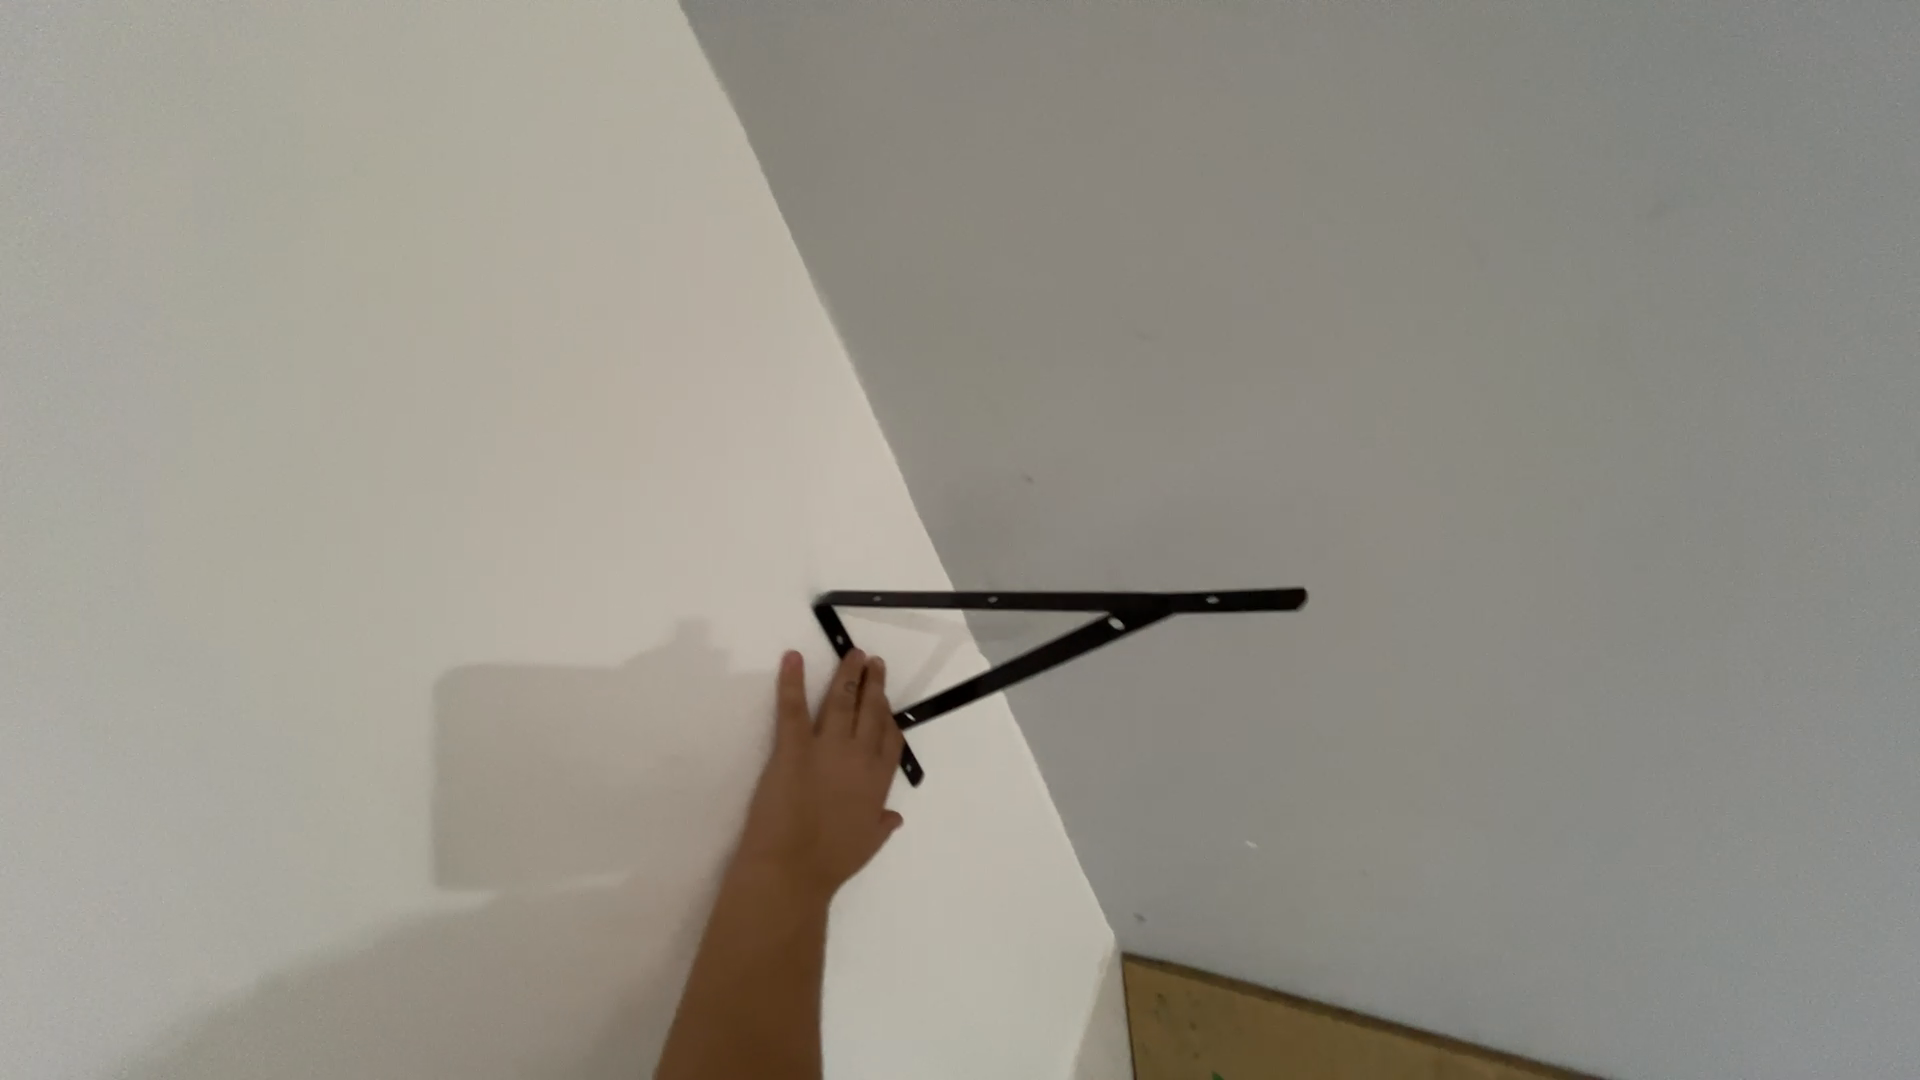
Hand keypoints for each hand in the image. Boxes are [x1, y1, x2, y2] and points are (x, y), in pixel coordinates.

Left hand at [730, 649, 905, 903]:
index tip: (886, 702)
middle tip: (874, 661)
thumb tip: (896, 817)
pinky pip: (793, 708)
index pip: (891, 738)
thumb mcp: (868, 845)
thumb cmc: (830, 863)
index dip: (889, 716)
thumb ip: (883, 825)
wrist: (791, 870)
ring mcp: (827, 748)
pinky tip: (792, 657)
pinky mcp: (793, 747)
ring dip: (848, 674)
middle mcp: (859, 757)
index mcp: (878, 781)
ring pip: (841, 701)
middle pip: (871, 712)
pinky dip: (791, 680)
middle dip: (874, 683)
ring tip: (853, 654)